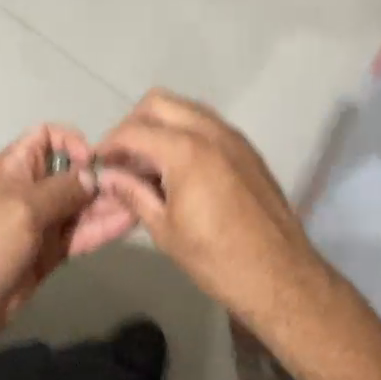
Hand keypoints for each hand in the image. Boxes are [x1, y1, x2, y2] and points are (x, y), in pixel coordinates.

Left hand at [0, 125, 135, 349]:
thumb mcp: (23, 207)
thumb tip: (92, 176)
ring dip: (108, 203)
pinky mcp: (48, 253)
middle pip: (71, 173)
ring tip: (141, 201)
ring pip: (80, 206)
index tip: (94, 160)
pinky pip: (79, 234)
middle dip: (101, 176)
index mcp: (16, 166)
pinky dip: (101, 229)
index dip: (72, 142)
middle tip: (136, 182)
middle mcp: (31, 189)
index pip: (47, 137)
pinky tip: (128, 223)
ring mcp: (41, 223)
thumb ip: (61, 190)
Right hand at [96, 91, 327, 323]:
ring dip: (161, 123)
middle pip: (159, 103)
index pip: (134, 130)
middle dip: (134, 123)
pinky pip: (207, 122)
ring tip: (148, 159)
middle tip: (122, 156)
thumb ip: (133, 194)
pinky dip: (185, 131)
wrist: (281, 276)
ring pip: (185, 107)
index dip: (110, 143)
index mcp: (186, 150)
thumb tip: (108, 176)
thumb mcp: (165, 230)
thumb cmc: (217, 259)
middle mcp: (209, 130)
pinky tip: (178, 165)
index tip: (98, 161)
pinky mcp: (246, 147)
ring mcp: (232, 135)